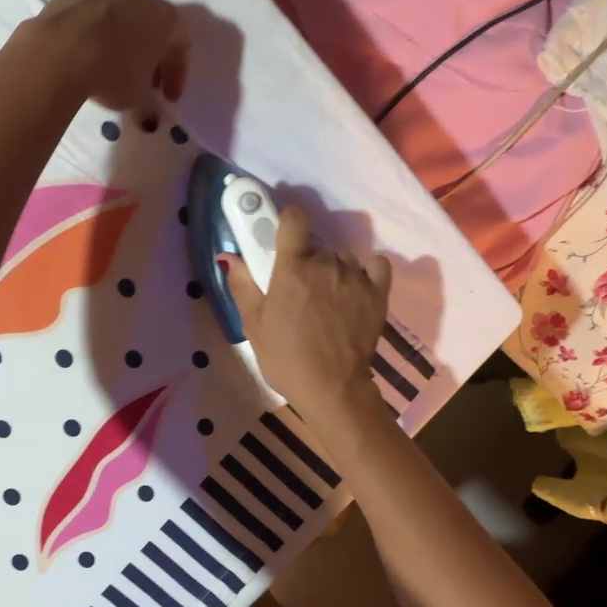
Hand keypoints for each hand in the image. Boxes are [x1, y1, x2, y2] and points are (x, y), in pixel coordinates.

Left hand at [32, 0, 187, 124]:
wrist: (61, 52)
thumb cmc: (113, 75)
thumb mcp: (138, 100)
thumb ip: (149, 105)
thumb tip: (147, 114)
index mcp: (165, 17)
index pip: (181, 45)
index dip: (176, 75)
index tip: (167, 98)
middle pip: (150, 24)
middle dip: (149, 53)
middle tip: (142, 81)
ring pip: (120, 10)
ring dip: (121, 34)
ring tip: (110, 62)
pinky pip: (90, 4)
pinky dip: (91, 21)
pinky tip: (83, 42)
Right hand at [221, 206, 392, 417]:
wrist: (332, 389)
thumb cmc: (286, 359)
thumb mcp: (254, 326)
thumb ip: (242, 286)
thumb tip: (228, 256)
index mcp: (292, 267)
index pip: (294, 218)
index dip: (287, 221)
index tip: (281, 236)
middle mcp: (326, 263)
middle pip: (316, 246)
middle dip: (306, 261)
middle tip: (298, 292)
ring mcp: (355, 277)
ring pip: (343, 258)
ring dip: (334, 271)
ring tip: (327, 301)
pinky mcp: (378, 293)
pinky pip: (375, 265)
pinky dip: (367, 271)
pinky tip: (356, 288)